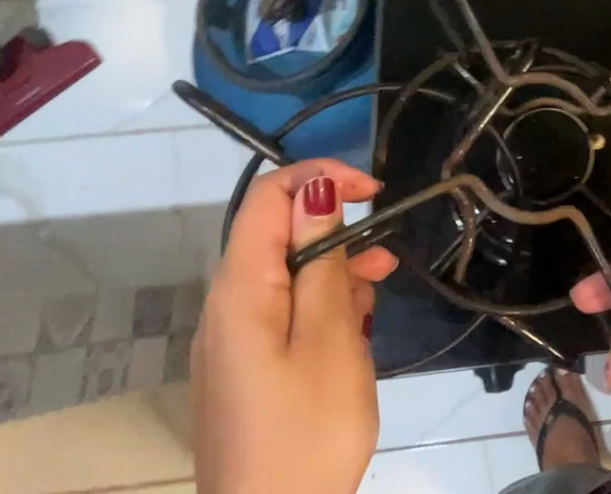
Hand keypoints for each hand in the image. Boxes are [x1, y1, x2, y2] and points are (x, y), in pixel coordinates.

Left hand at [193, 159, 398, 493]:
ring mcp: (234, 340)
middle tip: (384, 258)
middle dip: (334, 229)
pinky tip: (356, 323)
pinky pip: (284, 311)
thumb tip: (316, 191)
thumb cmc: (307, 431)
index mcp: (240, 291)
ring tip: (380, 287)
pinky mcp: (247, 368)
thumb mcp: (329, 338)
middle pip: (276, 234)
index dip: (320, 178)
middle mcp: (226, 307)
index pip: (268, 197)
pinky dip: (322, 303)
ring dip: (334, 268)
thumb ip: (321, 261)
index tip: (373, 193)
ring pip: (286, 274)